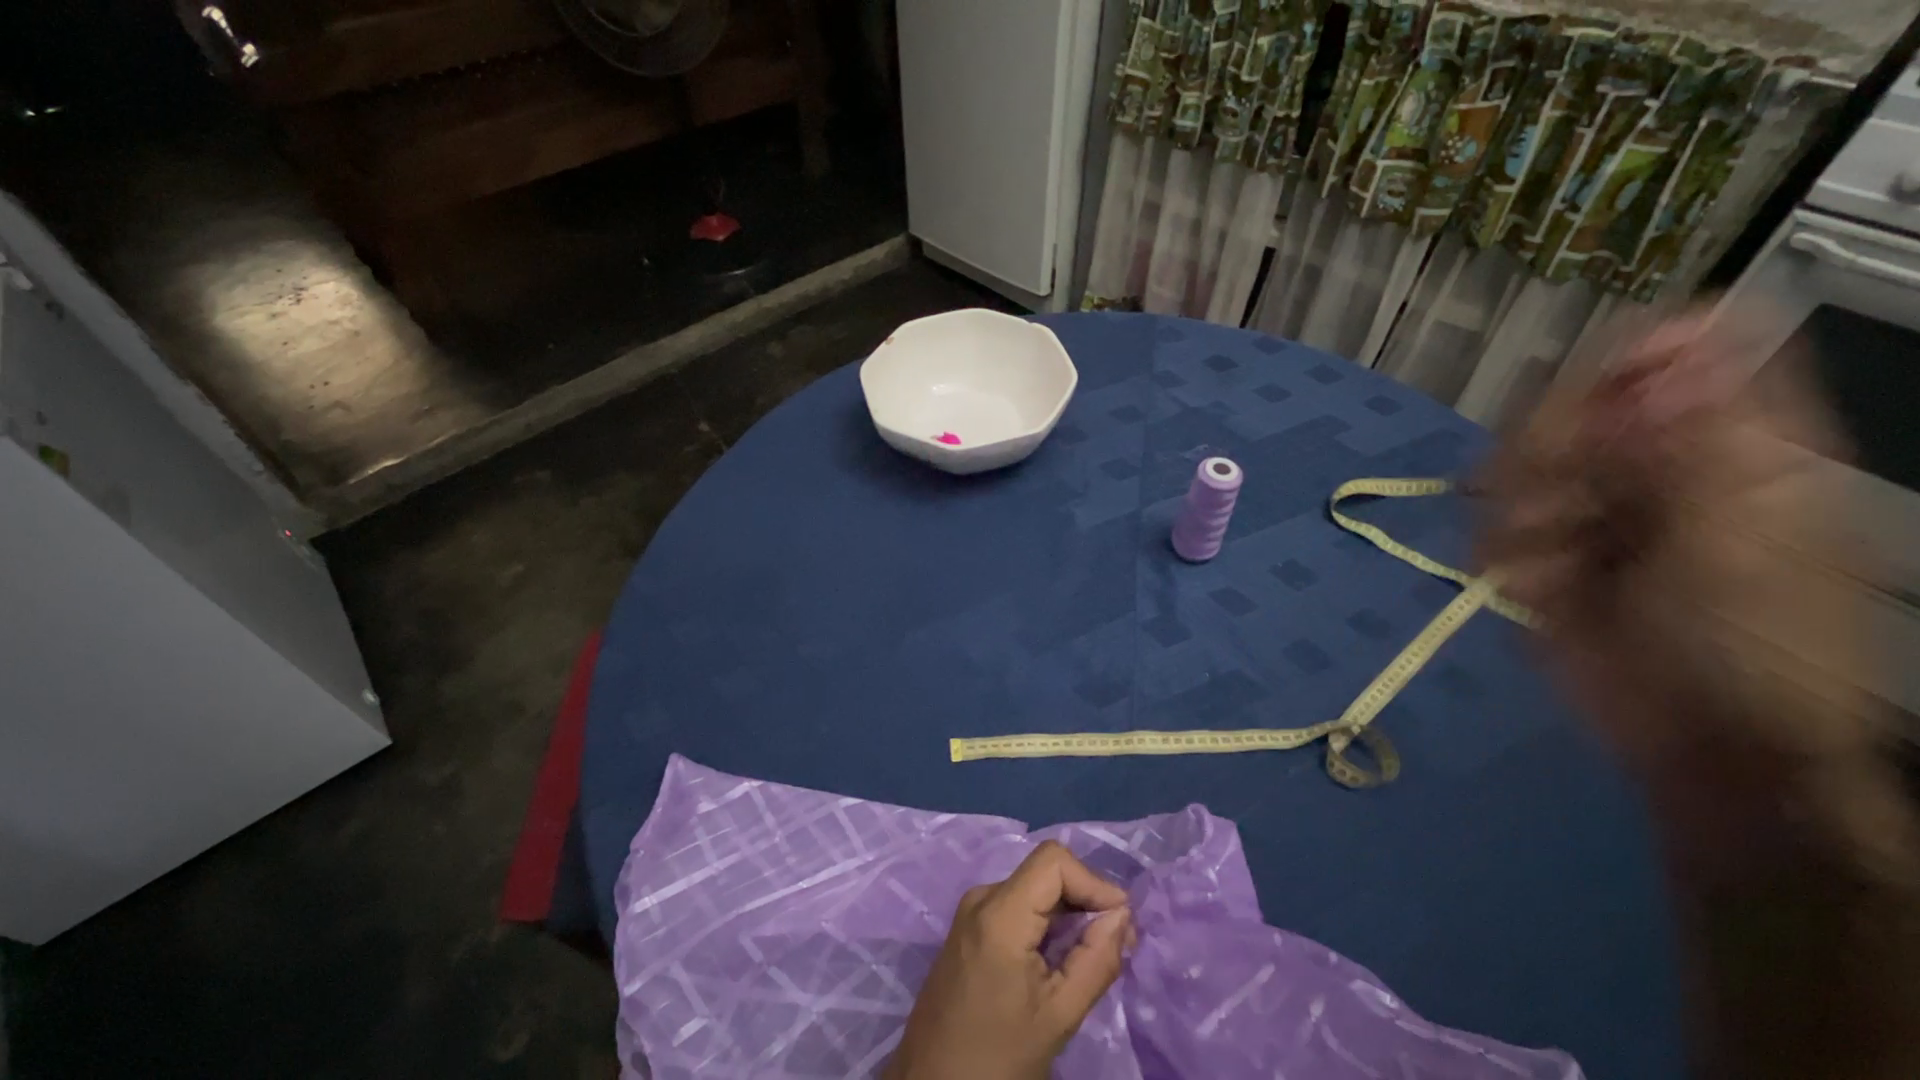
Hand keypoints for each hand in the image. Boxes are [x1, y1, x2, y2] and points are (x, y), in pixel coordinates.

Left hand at [884, 841, 1131, 1079]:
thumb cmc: (997, 1056)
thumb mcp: (1059, 1015)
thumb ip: (1096, 960)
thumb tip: (1122, 915)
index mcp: (999, 913)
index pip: (1055, 860)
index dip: (1094, 883)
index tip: (1120, 924)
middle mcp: (981, 899)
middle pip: (1046, 874)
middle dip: (1086, 901)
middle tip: (1118, 946)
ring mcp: (971, 913)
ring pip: (1034, 890)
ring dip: (1069, 915)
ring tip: (1093, 958)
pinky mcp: (969, 929)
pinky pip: (1018, 907)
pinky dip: (1047, 925)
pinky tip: (1062, 961)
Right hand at [1478, 309, 1914, 870]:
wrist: (1705, 746)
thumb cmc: (1755, 645)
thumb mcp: (1745, 536)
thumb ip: (1701, 438)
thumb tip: (1673, 345)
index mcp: (1730, 437)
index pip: (1674, 346)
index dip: (1627, 357)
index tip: (1597, 406)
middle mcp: (1653, 457)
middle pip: (1568, 396)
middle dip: (1548, 449)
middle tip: (1561, 505)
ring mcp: (1589, 503)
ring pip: (1511, 457)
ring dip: (1518, 512)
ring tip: (1553, 567)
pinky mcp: (1538, 548)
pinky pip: (1486, 520)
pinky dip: (1501, 554)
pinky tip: (1534, 589)